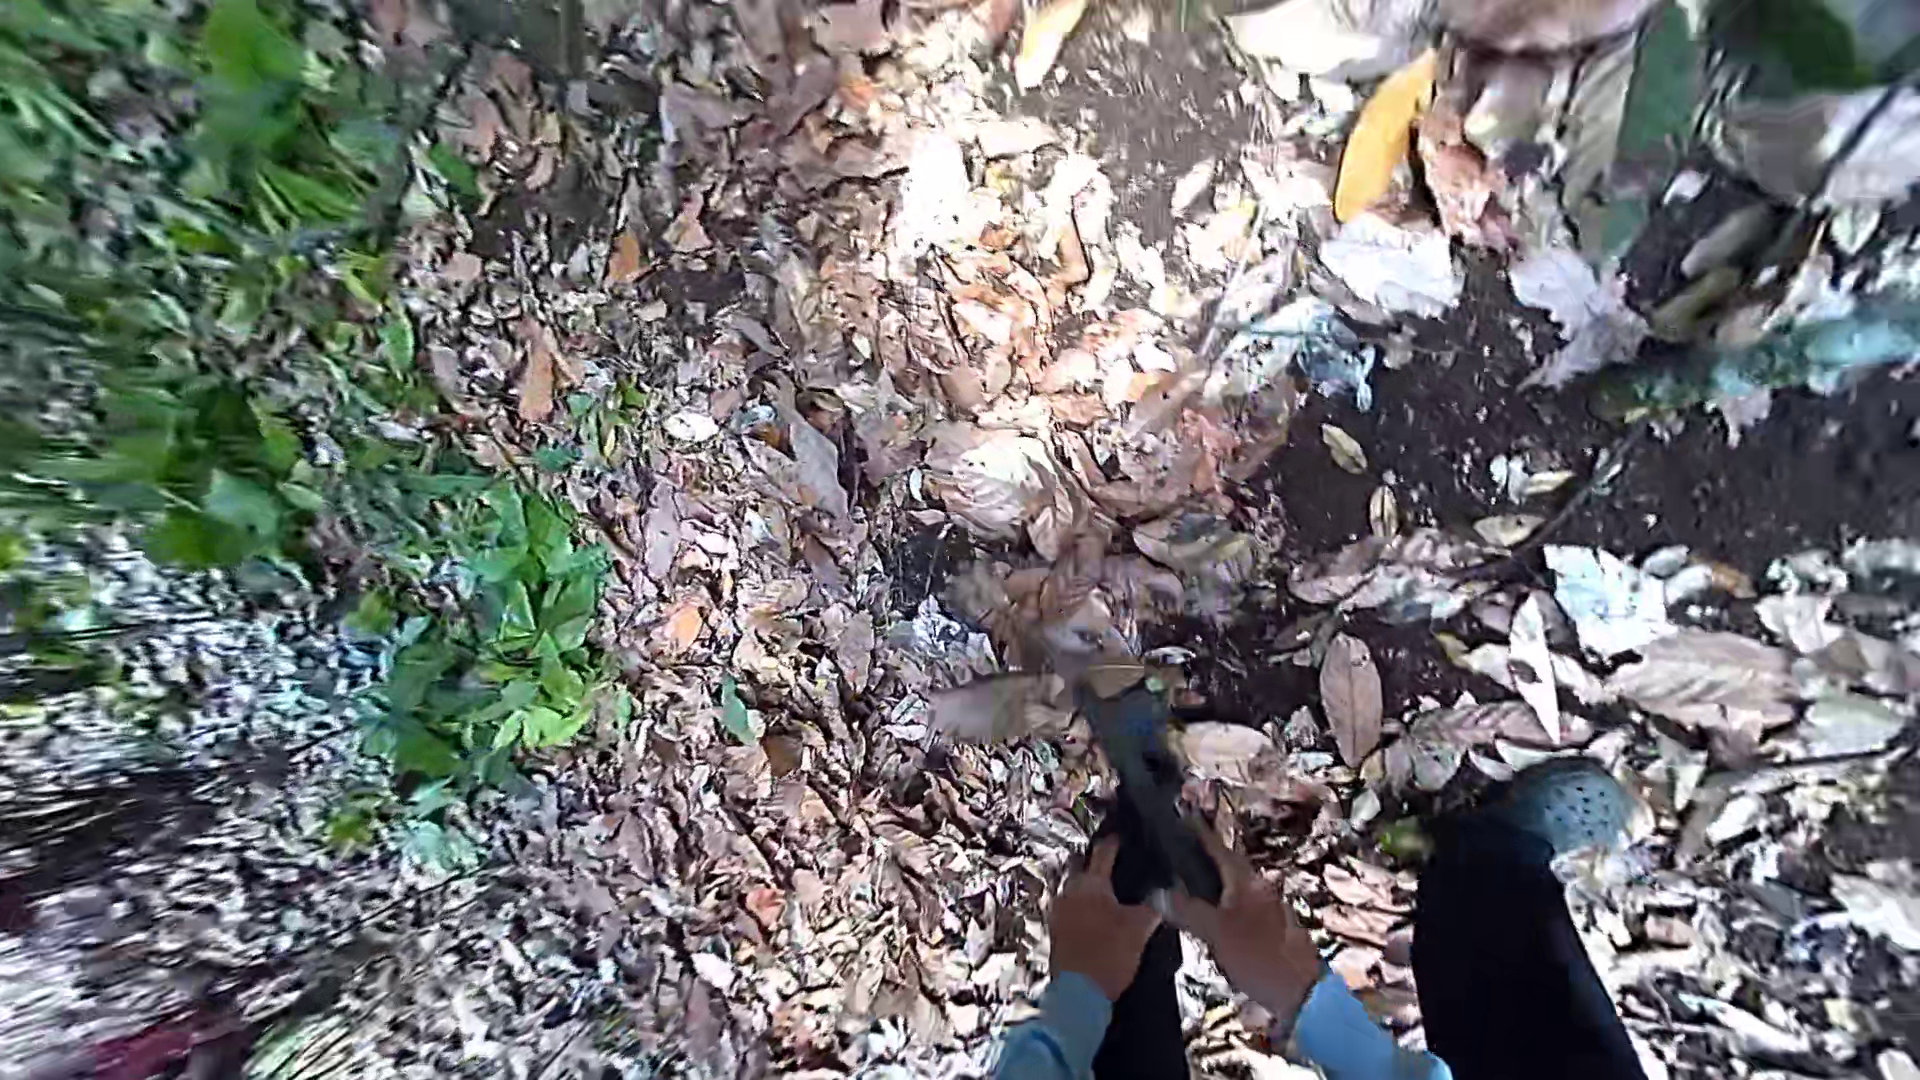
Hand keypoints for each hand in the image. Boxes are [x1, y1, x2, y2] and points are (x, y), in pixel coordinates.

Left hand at [1049, 837, 1162, 999]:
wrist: (1078, 994)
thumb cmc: (1109, 956)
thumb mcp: (1138, 930)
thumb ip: (1150, 908)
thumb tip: (1160, 896)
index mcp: (1092, 883)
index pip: (1104, 852)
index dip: (1113, 842)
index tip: (1119, 835)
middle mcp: (1070, 888)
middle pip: (1084, 866)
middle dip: (1096, 865)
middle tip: (1112, 869)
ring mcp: (1059, 907)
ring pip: (1074, 887)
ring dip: (1087, 888)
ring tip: (1105, 897)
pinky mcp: (1054, 926)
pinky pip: (1068, 906)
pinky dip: (1080, 906)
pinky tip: (1092, 918)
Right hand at [1169, 828, 1322, 1024]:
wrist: (1305, 996)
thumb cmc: (1258, 955)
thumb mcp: (1215, 932)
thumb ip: (1185, 910)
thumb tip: (1157, 893)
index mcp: (1244, 878)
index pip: (1215, 844)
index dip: (1196, 830)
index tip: (1180, 814)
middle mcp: (1259, 884)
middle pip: (1225, 862)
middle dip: (1202, 856)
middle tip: (1177, 851)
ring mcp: (1269, 904)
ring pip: (1233, 883)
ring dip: (1213, 880)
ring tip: (1188, 882)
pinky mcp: (1273, 925)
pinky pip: (1240, 901)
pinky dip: (1224, 900)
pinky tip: (1212, 912)